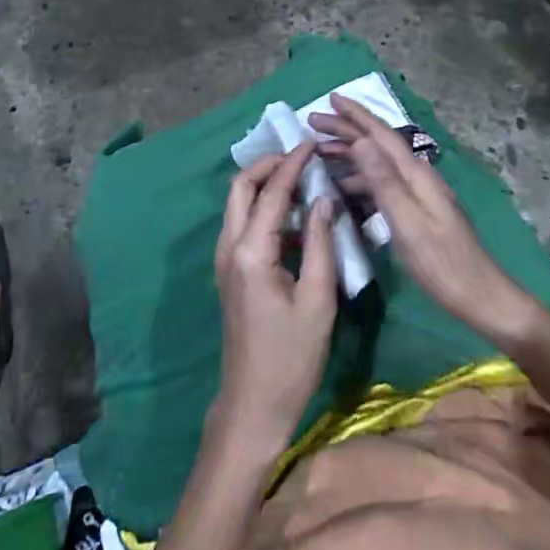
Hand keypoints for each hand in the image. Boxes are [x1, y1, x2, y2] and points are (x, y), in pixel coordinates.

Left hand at [212, 144, 337, 448]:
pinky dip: (267, 211)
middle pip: (241, 188)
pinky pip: (245, 226)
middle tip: (303, 158)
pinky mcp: (231, 272)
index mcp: (250, 252)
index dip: (293, 164)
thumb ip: (320, 243)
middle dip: (269, 166)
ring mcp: (226, 260)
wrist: (253, 404)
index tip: (313, 145)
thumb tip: (324, 199)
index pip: (271, 192)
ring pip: (240, 205)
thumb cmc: (292, 356)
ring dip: (267, 186)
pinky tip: (298, 220)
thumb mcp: (318, 299)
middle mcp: (230, 247)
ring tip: (305, 181)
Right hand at [310, 94, 536, 342]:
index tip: (330, 98)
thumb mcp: (408, 222)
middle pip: (378, 145)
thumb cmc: (442, 263)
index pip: (380, 135)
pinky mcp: (418, 211)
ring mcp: (420, 194)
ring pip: (378, 164)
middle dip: (346, 130)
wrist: (480, 297)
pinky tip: (344, 188)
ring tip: (320, 153)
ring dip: (350, 155)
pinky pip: (382, 185)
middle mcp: (418, 176)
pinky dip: (360, 180)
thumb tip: (361, 141)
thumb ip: (384, 181)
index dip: (355, 115)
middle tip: (314, 122)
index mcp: (416, 175)